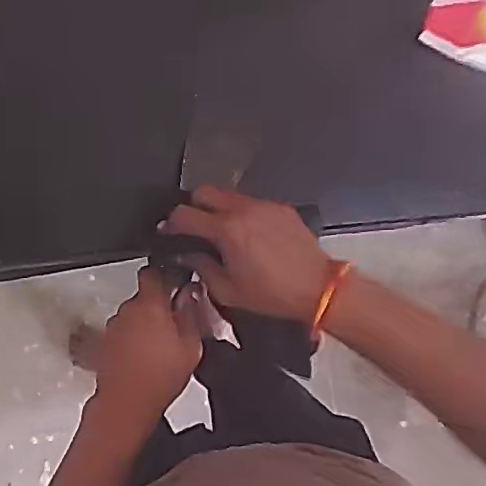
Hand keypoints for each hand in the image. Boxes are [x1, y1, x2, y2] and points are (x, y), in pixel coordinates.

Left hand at [85, 267, 202, 440]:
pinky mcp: (105, 343)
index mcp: (150, 305)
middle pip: (144, 296)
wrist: (127, 403)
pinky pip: (123, 332)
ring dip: (144, 322)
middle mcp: (128, 311)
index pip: (152, 272)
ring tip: (161, 345)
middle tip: (174, 321)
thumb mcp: (191, 346)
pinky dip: (132, 338)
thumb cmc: (158, 377)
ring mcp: (114, 326)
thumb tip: (191, 295)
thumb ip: (191, 314)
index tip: (175, 281)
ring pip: (133, 314)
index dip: (164, 274)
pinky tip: (145, 355)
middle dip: (158, 304)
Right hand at [160, 186, 332, 321]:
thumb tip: (189, 256)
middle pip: (204, 192)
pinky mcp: (281, 209)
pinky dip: (244, 214)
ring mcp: (264, 207)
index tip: (168, 230)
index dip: (170, 223)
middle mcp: (245, 211)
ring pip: (229, 195)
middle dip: (193, 207)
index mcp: (228, 231)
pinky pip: (253, 203)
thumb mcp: (228, 290)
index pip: (185, 214)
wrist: (317, 289)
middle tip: (193, 227)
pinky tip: (249, 236)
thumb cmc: (277, 293)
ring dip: (219, 210)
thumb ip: (201, 267)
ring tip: (223, 235)